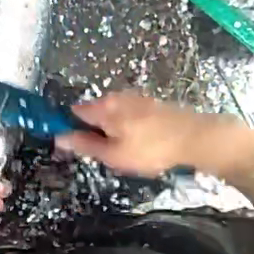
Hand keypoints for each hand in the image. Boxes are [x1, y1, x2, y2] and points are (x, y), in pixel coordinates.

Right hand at [57, 92, 253, 179]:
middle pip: (95, 113)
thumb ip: (85, 145)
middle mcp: (117, 97)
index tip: (72, 145)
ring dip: (113, 132)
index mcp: (103, 108)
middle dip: (94, 132)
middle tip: (104, 156)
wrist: (194, 138)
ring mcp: (136, 99)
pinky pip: (130, 116)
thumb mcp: (113, 154)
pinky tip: (141, 145)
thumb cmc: (150, 149)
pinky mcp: (152, 105)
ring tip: (125, 154)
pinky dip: (129, 129)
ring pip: (114, 115)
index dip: (68, 127)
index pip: (73, 111)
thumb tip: (59, 137)